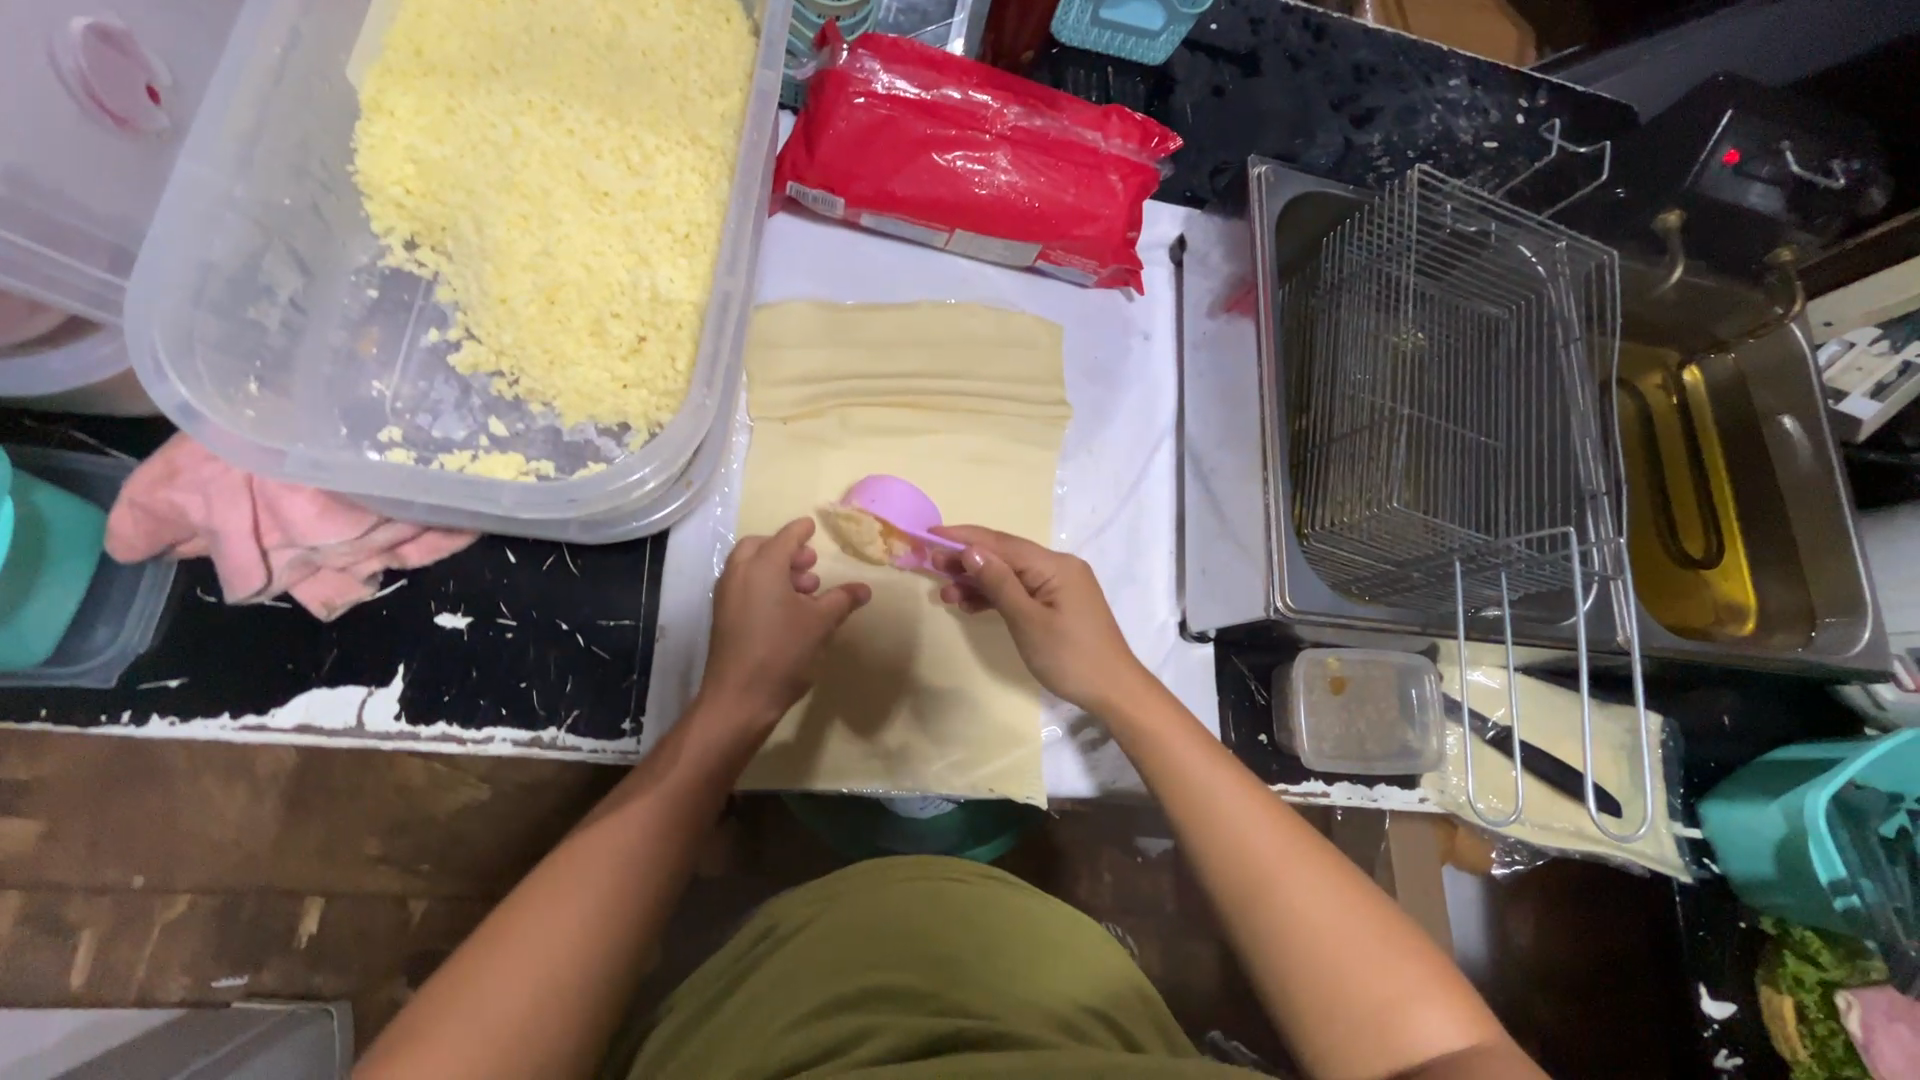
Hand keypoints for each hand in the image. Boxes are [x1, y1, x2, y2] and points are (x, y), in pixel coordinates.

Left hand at [699, 518, 870, 730]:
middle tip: (810, 564)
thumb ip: (842, 600)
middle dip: (785, 550)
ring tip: (805, 591)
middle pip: (759, 547)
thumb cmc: (783, 652)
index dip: (800, 531)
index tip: (811, 526)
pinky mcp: (722, 617)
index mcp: (763, 567)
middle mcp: (739, 574)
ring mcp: (726, 596)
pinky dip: (762, 585)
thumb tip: (863, 589)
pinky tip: (785, 610)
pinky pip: (743, 586)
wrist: (739, 698)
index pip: (785, 537)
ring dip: (775, 569)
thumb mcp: (821, 624)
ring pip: (748, 567)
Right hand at [930, 525, 1148, 713]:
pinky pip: (1020, 590)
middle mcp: (1058, 567)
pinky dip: (996, 595)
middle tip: (930, 565)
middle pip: (1005, 555)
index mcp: (1054, 565)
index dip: (964, 537)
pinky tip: (970, 603)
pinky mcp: (1057, 603)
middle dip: (967, 559)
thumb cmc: (1070, 657)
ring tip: (945, 592)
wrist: (1113, 690)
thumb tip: (970, 550)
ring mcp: (1059, 585)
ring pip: (1010, 574)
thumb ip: (998, 584)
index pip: (1001, 543)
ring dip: (978, 580)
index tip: (929, 535)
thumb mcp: (1027, 621)